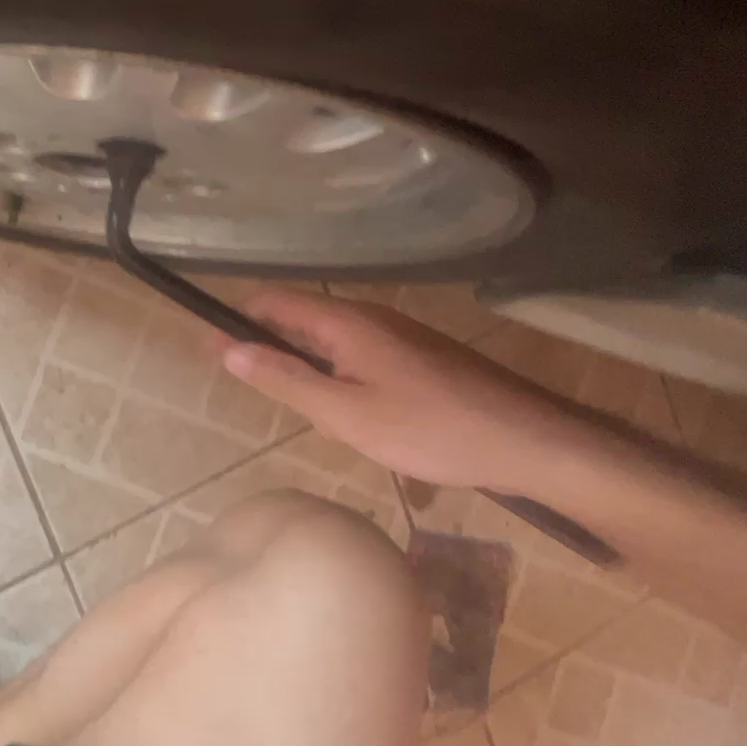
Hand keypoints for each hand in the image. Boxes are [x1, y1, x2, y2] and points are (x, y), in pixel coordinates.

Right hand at [219, 288, 612, 494]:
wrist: (537, 443)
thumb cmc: (433, 430)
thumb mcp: (345, 413)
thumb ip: (284, 379)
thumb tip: (228, 349)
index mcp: (345, 323)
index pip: (271, 301)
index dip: (234, 320)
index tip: (209, 349)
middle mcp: (370, 317)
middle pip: (299, 318)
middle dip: (268, 345)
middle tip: (253, 387)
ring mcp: (400, 335)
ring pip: (330, 338)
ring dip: (305, 364)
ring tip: (305, 408)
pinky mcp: (421, 356)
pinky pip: (359, 353)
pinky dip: (338, 374)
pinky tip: (353, 413)